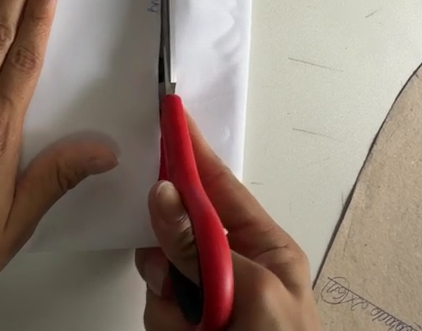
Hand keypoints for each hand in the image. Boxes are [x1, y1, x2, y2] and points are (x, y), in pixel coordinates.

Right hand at [135, 122, 319, 330]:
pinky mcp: (188, 328)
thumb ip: (203, 246)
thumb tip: (163, 193)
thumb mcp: (253, 298)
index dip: (191, 149)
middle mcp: (234, 268)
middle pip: (179, 227)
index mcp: (264, 249)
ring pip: (161, 272)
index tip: (169, 112)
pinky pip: (156, 310)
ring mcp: (210, 301)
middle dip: (173, 256)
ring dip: (172, 307)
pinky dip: (168, 328)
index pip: (218, 184)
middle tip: (183, 290)